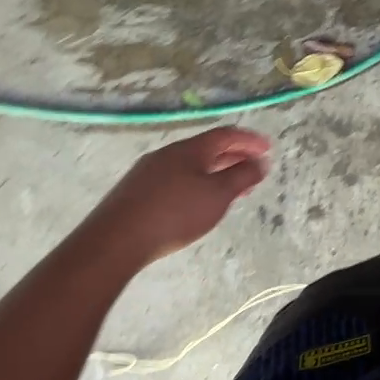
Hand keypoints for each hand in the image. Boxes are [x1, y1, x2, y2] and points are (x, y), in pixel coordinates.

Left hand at [80, 126, 270, 267]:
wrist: (112, 244)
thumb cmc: (174, 214)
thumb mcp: (219, 194)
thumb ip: (243, 176)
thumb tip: (259, 163)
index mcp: (188, 149)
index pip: (226, 135)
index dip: (249, 140)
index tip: (268, 150)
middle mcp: (166, 155)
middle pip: (206, 149)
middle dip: (234, 158)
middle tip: (253, 170)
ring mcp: (146, 174)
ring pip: (189, 166)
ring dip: (215, 173)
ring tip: (231, 191)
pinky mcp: (133, 193)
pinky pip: (174, 180)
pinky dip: (195, 184)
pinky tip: (198, 203)